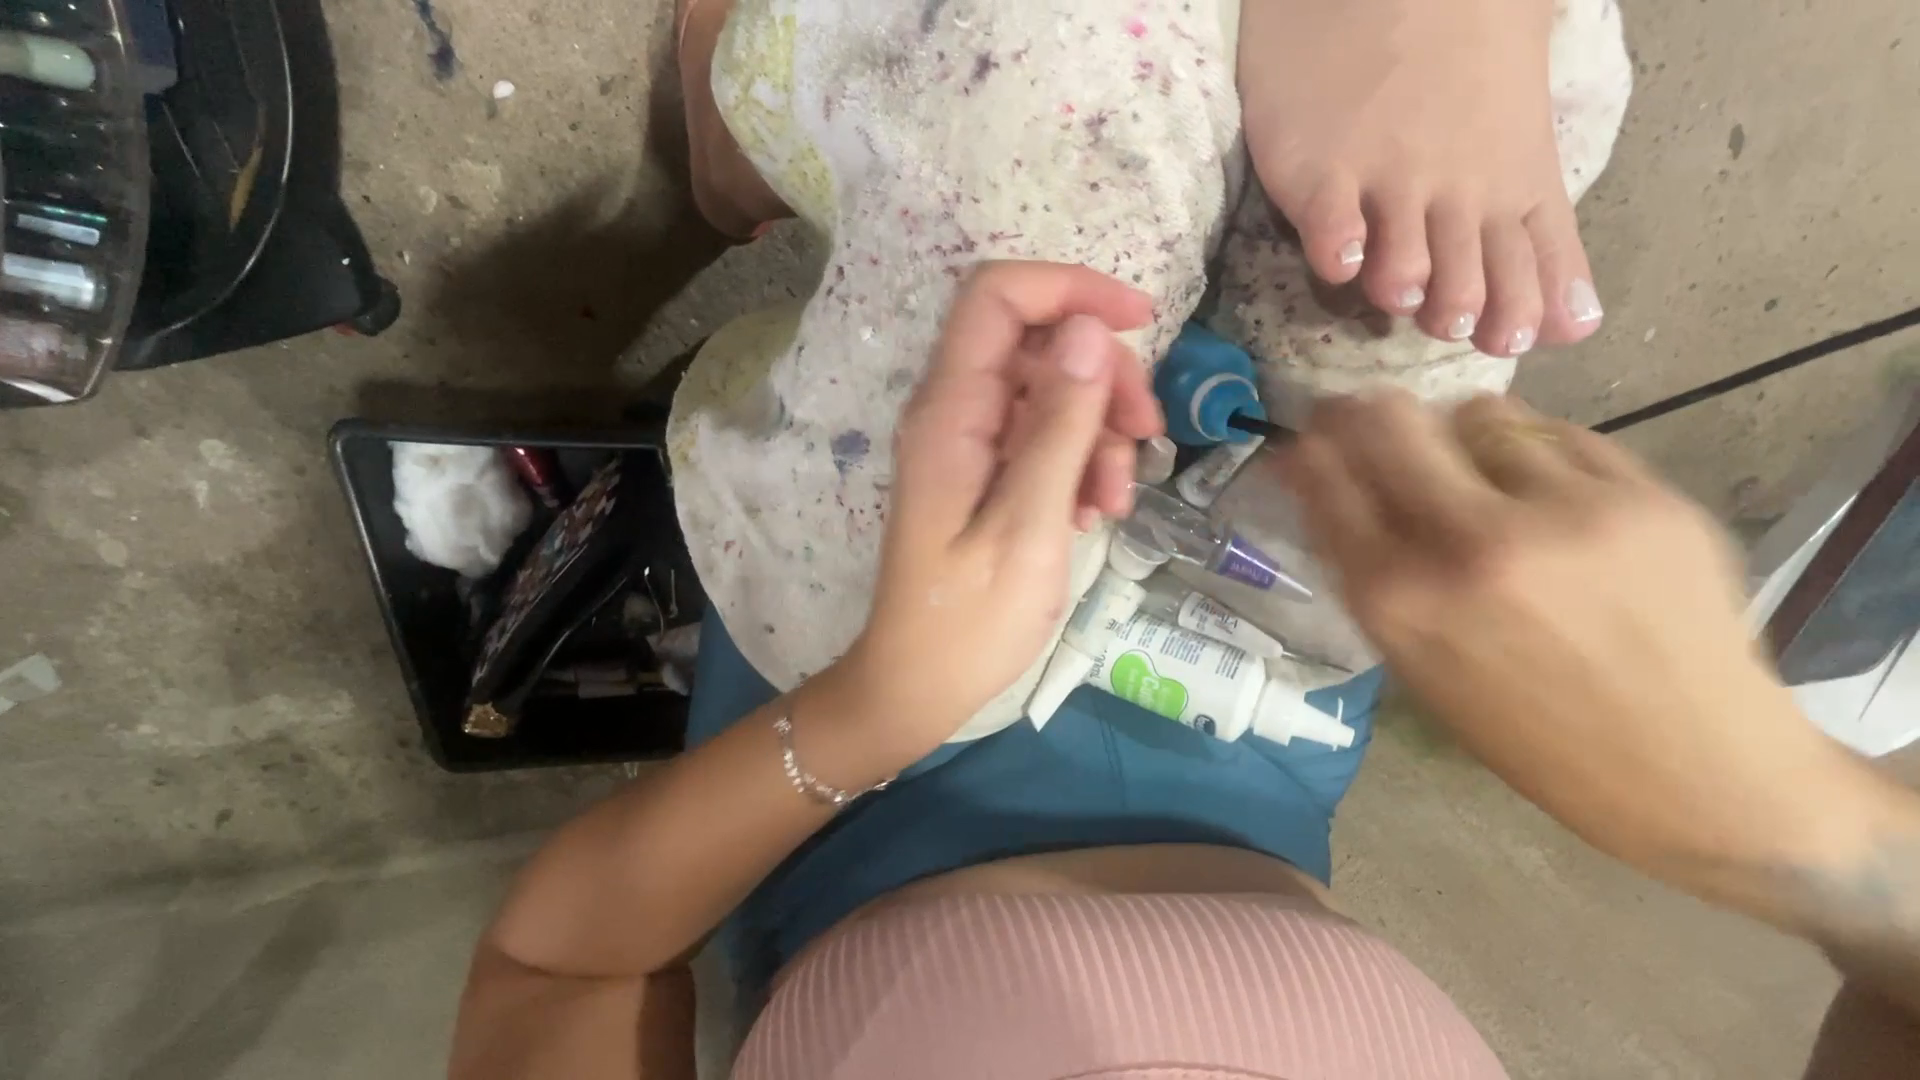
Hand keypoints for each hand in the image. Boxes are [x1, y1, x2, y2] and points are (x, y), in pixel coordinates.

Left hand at [840, 261, 1161, 757]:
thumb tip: (1088, 330)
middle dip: (1103, 377)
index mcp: (950, 411)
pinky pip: (1041, 440)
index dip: (1070, 288)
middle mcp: (953, 412)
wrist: (919, 684)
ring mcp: (967, 444)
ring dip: (1099, 430)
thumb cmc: (970, 619)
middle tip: (1146, 436)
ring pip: (1049, 392)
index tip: (1140, 322)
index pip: (998, 297)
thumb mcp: (1029, 524)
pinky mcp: (984, 475)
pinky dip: (1079, 463)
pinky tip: (1095, 513)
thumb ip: (1058, 424)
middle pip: (1037, 343)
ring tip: (1116, 499)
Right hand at [1282, 391, 1868, 886]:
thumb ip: (1365, 567)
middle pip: (1387, 420)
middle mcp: (1469, 543)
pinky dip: (1534, 454)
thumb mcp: (1411, 658)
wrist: (1690, 769)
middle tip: (1369, 415)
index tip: (1308, 437)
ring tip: (1478, 472)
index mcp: (1398, 598)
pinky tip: (1548, 497)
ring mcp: (1563, 512)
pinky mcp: (1644, 496)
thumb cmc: (1522, 728)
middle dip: (1364, 412)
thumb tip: (1323, 483)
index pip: (1323, 479)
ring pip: (1477, 413)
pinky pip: (1556, 435)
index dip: (1307, 448)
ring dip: (1460, 435)